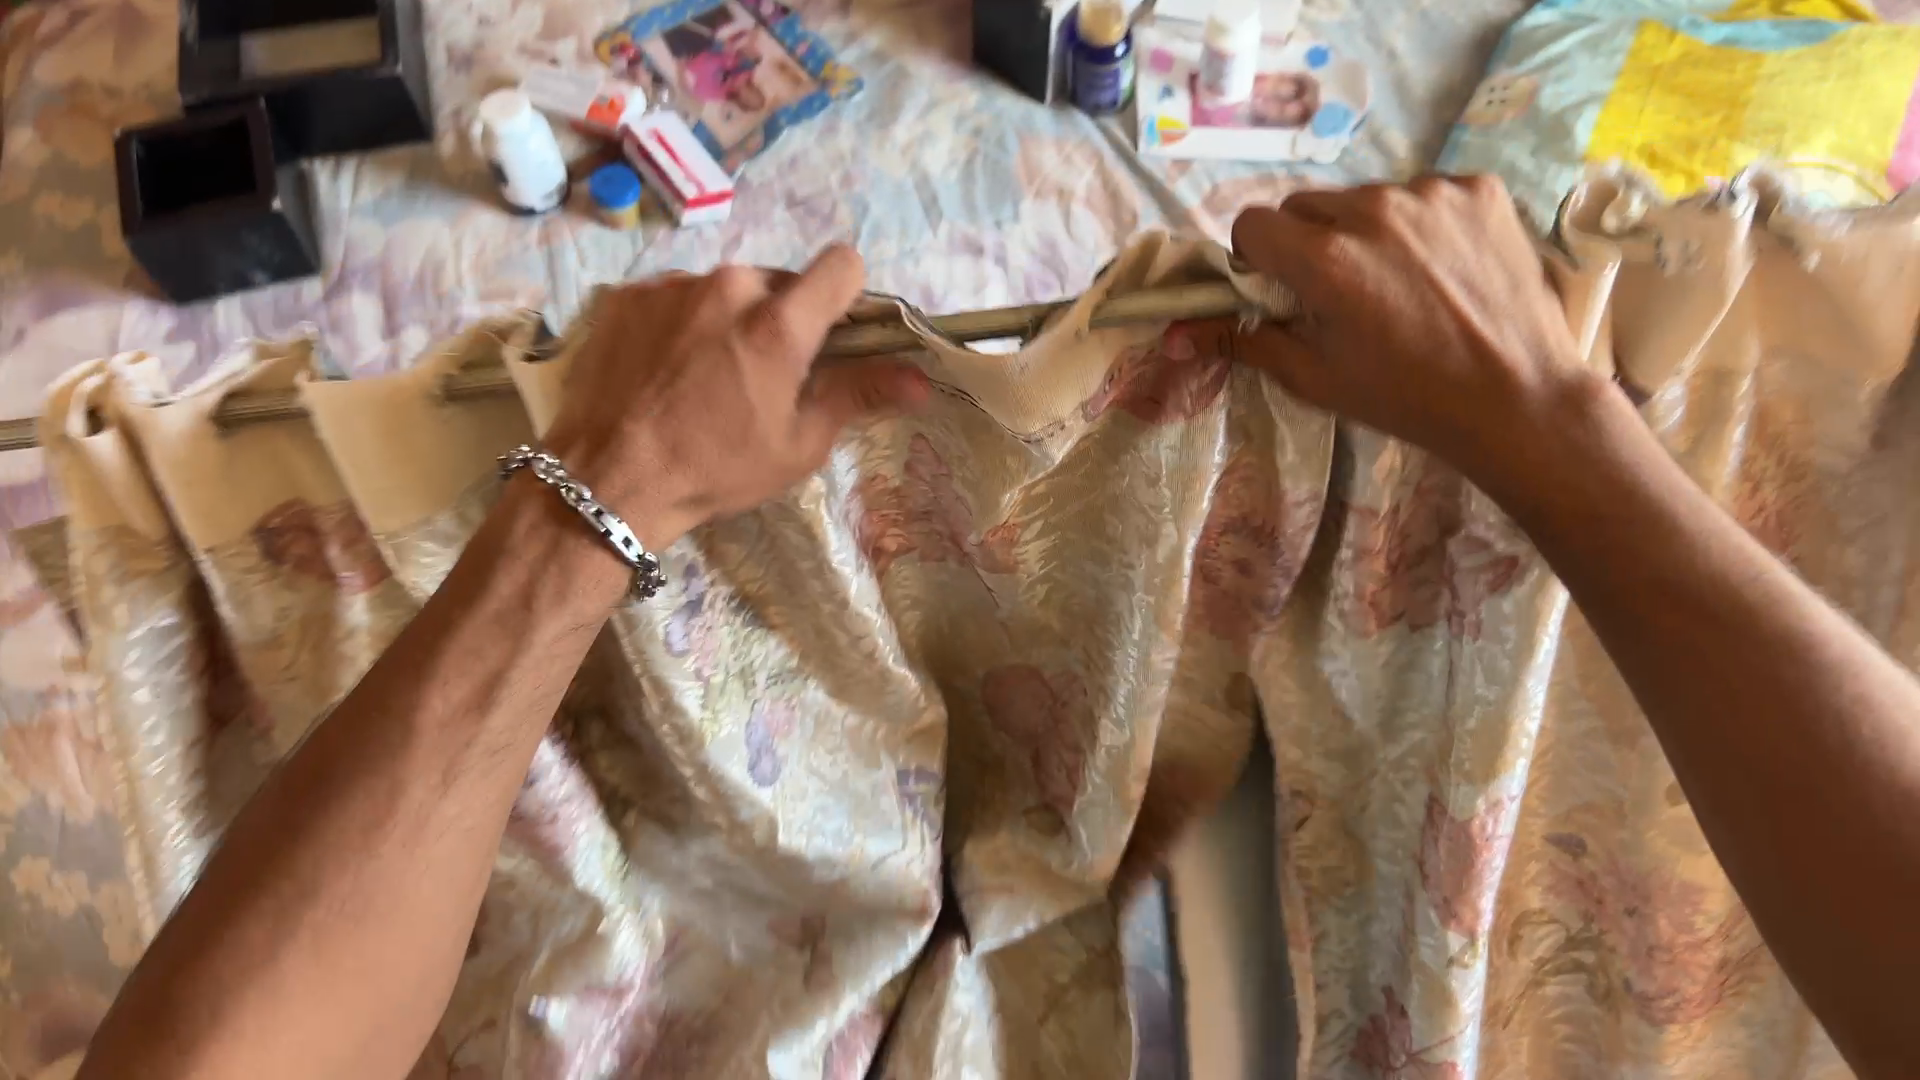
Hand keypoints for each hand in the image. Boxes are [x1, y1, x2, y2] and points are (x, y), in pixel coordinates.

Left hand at [541, 246, 928, 548]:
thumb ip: (860, 395)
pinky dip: (682, 323)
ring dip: (730, 319)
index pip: (842, 265)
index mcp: (779, 323)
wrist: (607, 480)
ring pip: (726, 289)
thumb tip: (922, 379)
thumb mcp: (800, 443)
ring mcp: (671, 285)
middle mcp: (727, 286)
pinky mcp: (627, 294)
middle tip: (762, 376)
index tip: (834, 335)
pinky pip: (677, 296)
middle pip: (781, 282)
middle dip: (783, 319)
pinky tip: (663, 369)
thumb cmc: (717, 469)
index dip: (847, 296)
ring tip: (704, 376)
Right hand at [1226, 175, 1603, 488]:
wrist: (1513, 396)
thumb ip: (1240, 343)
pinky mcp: (1479, 187)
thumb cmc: (1400, 396)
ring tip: (1394, 281)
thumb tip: (1173, 338)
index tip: (1275, 288)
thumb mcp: (1311, 376)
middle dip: (1304, 242)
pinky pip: (1420, 193)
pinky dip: (1415, 223)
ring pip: (1362, 198)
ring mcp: (1432, 193)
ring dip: (1359, 231)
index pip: (1254, 223)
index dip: (1254, 257)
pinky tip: (1438, 266)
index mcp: (1326, 261)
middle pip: (1305, 204)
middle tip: (1332, 291)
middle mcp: (1373, 210)